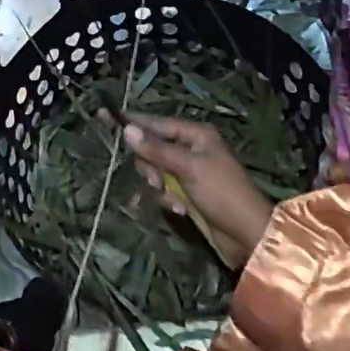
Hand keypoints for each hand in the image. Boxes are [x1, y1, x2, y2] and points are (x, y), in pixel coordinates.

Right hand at [120, 114, 272, 269]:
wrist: (247, 235)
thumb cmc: (222, 193)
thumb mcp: (189, 167)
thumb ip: (157, 149)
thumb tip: (127, 129)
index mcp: (196, 134)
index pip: (155, 123)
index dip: (131, 121)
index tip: (103, 115)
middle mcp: (191, 149)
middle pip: (152, 148)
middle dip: (151, 166)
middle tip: (159, 181)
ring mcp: (189, 172)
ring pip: (155, 171)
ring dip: (159, 186)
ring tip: (174, 200)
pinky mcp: (187, 193)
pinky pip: (164, 189)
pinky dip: (168, 199)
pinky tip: (180, 209)